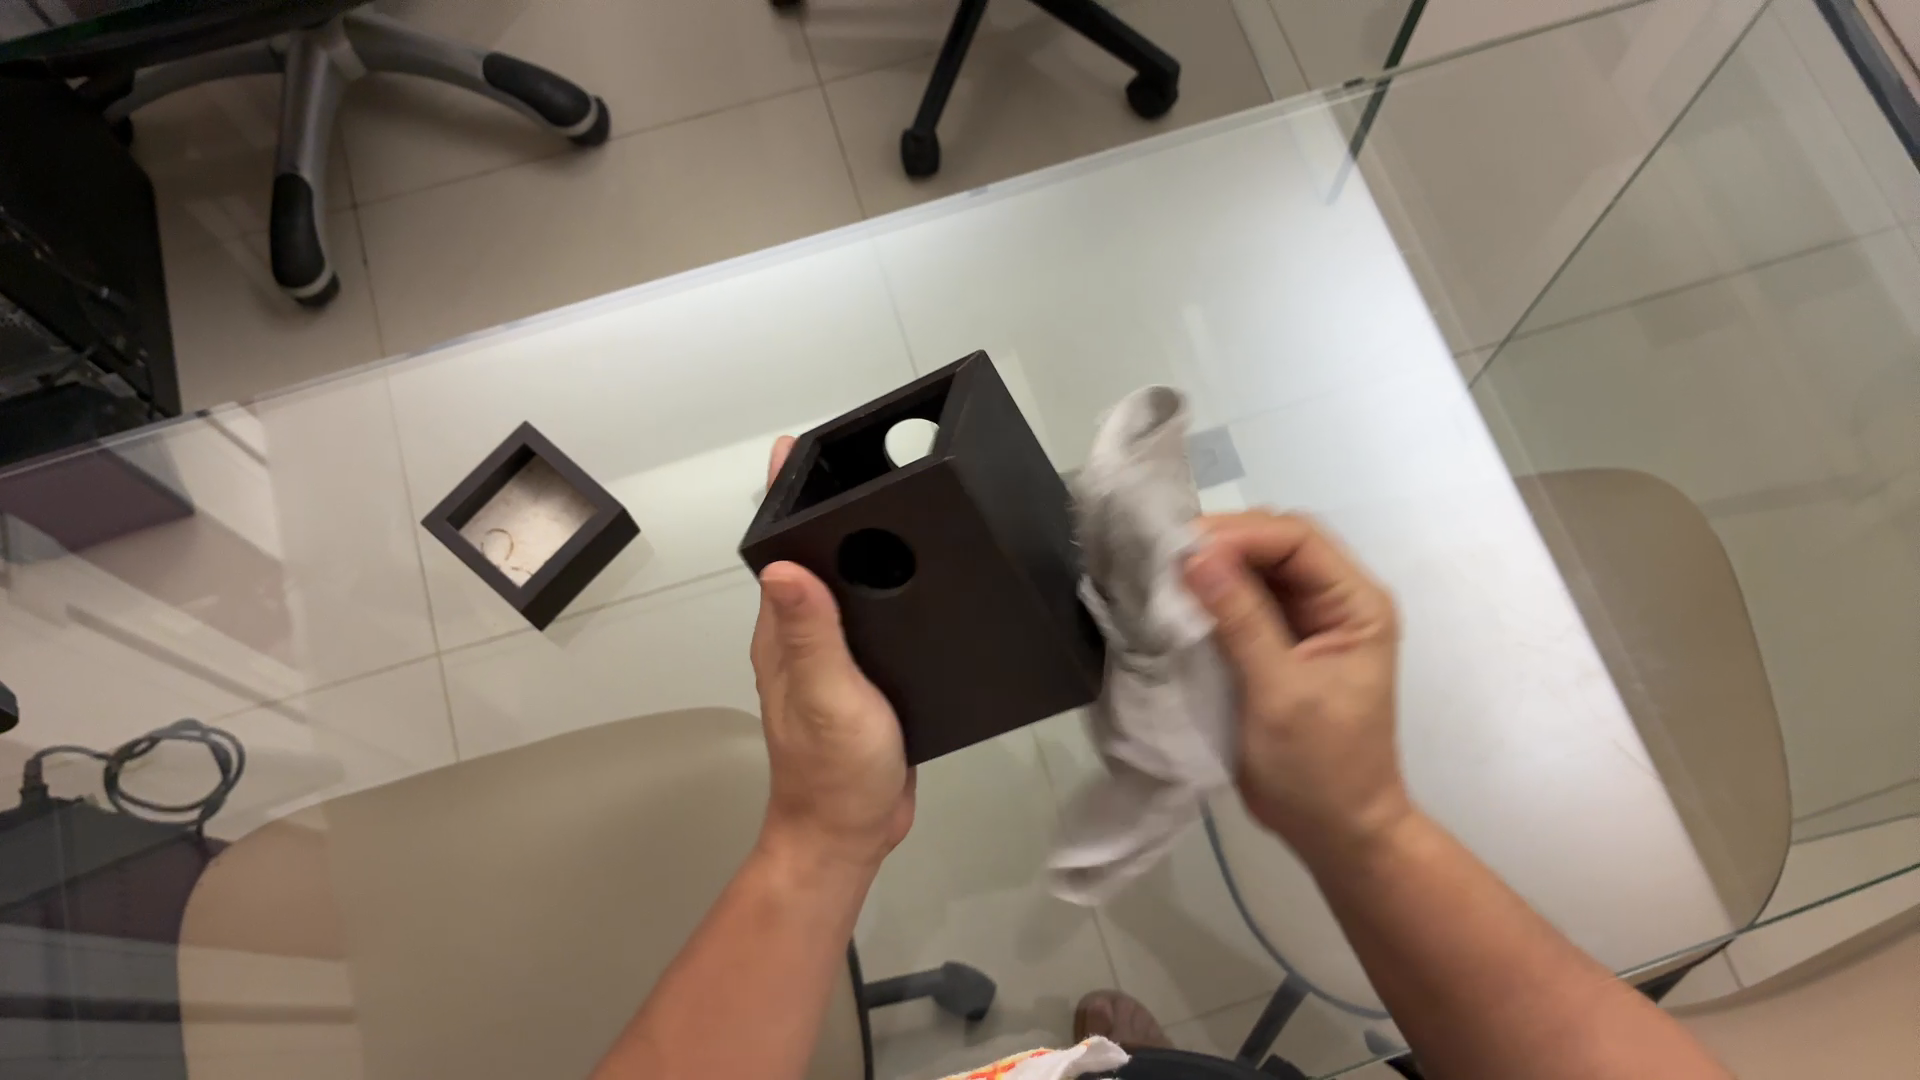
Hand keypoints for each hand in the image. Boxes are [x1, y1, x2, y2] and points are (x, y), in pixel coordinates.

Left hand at [751, 436, 915, 872]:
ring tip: (909, 506)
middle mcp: (803, 633)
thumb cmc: (835, 767)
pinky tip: (923, 574)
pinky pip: (874, 615)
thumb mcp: (824, 697)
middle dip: (833, 506)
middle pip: (813, 555)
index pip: (779, 548)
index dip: (786, 496)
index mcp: (785, 630)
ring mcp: (834, 654)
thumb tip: (782, 566)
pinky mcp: (865, 673)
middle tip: (876, 461)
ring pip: (847, 583)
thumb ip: (809, 636)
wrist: (854, 829)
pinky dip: (889, 585)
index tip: (808, 446)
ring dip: (865, 543)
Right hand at [1182, 511, 1412, 864]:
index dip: (1241, 534)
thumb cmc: (1319, 767)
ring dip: (1211, 566)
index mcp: (1355, 604)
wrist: (1333, 830)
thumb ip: (1241, 620)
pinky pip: (1239, 599)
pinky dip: (1208, 594)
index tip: (1184, 549)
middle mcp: (1333, 600)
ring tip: (1164, 572)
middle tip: (1166, 556)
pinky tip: (1176, 598)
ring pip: (1254, 568)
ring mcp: (1304, 620)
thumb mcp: (1280, 692)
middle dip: (1222, 542)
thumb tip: (1195, 556)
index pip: (1297, 539)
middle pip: (1275, 543)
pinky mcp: (1274, 641)